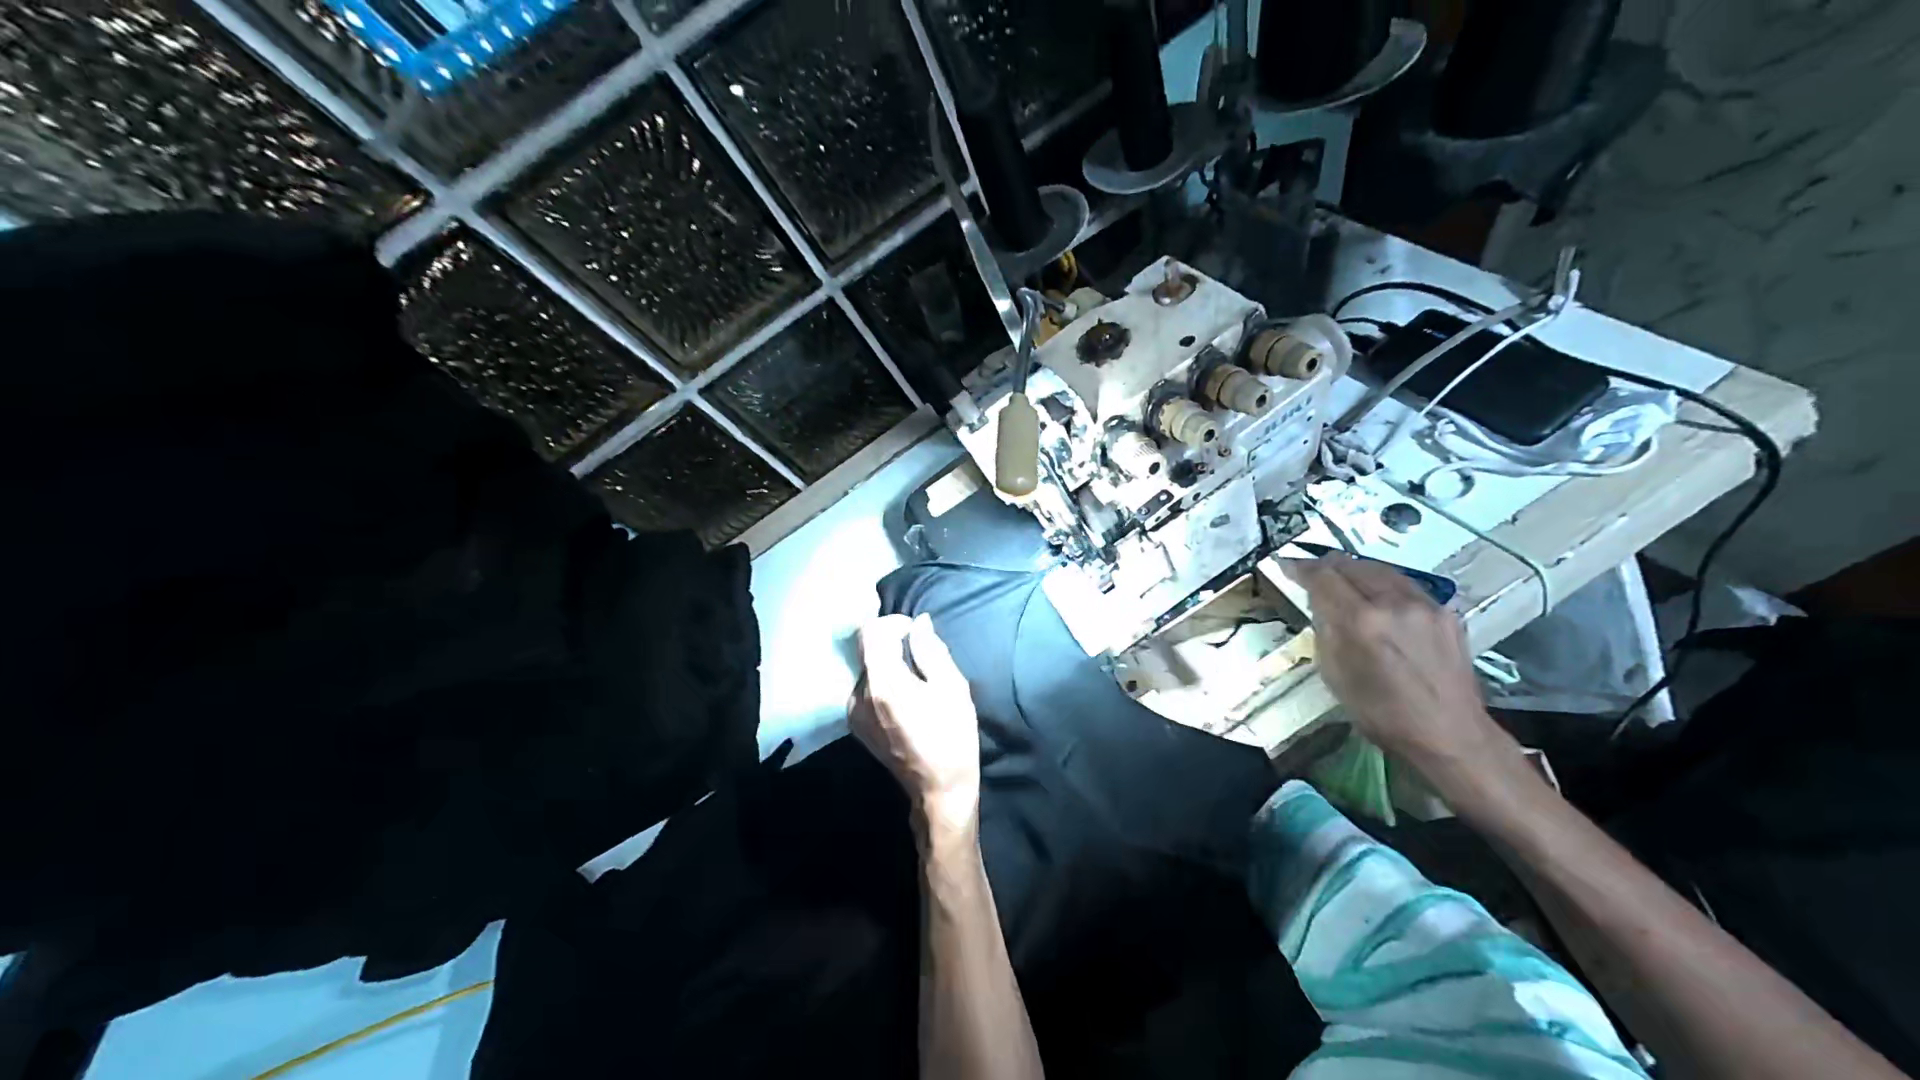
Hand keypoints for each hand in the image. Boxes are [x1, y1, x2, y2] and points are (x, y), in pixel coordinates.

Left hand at [850, 614, 980, 837]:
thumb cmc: (952, 737)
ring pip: (867, 668)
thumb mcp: (952, 688)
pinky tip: (906, 699)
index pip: (870, 631)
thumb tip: (918, 623)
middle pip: (866, 649)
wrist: (938, 790)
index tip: (916, 633)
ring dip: (888, 664)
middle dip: (892, 643)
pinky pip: (866, 688)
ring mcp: (854, 712)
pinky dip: (883, 682)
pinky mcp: (856, 724)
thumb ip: (931, 650)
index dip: (894, 623)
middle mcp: (859, 694)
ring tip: (916, 681)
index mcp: (883, 683)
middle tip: (921, 657)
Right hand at [1280, 555, 1511, 777]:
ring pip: (1380, 569)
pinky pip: (1406, 585)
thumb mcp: (1334, 674)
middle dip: (1327, 565)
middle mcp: (1393, 603)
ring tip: (1343, 580)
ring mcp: (1424, 604)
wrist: (1449, 734)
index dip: (1300, 568)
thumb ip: (1325, 630)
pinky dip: (1384, 584)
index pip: (1322, 577)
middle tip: (1312, 572)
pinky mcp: (1446, 611)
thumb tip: (1320, 603)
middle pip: (1351, 565)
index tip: (1287, 566)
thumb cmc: (1381, 713)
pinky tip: (1378, 598)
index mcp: (1360, 622)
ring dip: (1356, 570)